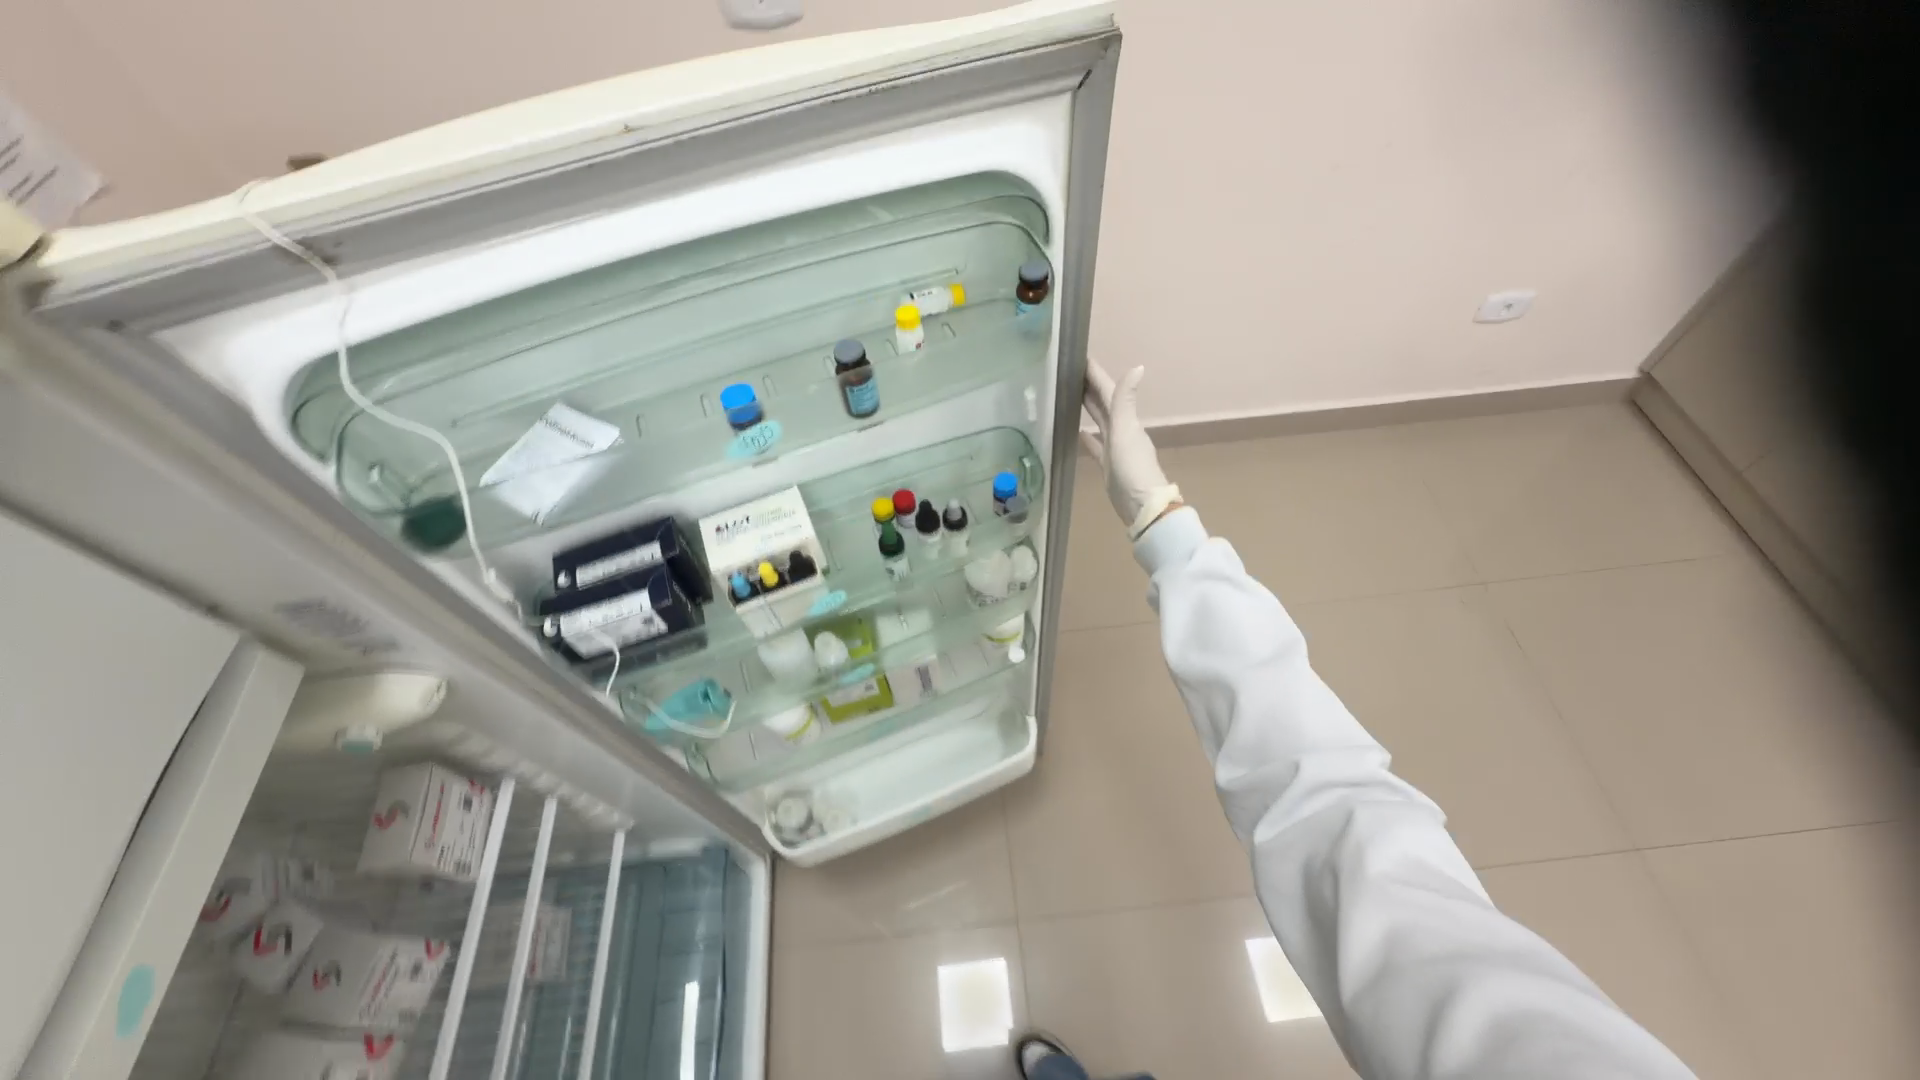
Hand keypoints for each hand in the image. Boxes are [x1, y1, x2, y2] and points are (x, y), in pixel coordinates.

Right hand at [1083, 361, 1181, 539]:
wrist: (1141, 506)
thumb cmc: (1132, 468)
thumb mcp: (1126, 431)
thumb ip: (1126, 400)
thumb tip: (1137, 366)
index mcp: (1126, 419)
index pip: (1108, 389)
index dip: (1095, 373)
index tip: (1079, 355)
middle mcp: (1121, 429)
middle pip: (1102, 402)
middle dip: (1089, 385)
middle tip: (1068, 370)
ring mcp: (1114, 446)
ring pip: (1098, 420)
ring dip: (1087, 407)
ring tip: (1068, 394)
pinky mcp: (1108, 463)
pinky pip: (1095, 445)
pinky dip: (1087, 436)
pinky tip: (1075, 431)